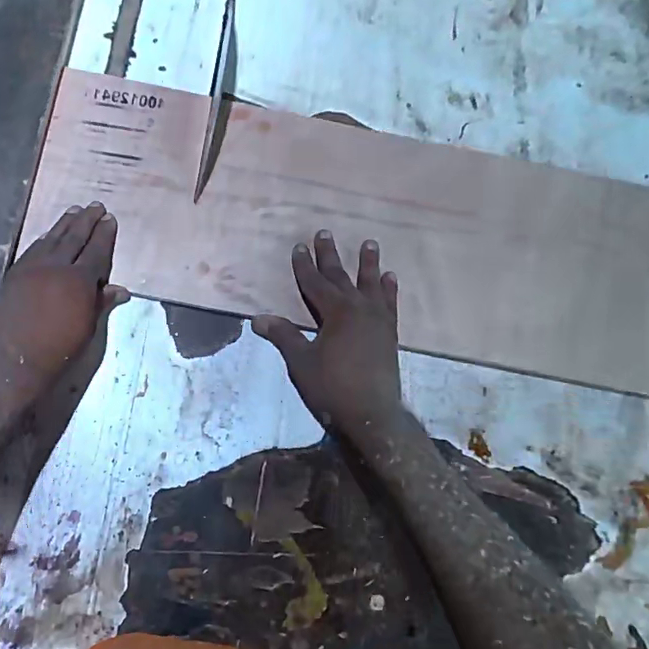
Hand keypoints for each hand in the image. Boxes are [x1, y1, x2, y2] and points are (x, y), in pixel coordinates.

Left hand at [0, 204, 128, 408]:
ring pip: (51, 239)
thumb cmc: (59, 350)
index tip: (109, 219)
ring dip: (64, 224)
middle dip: (86, 221)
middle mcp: (55, 268)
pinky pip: (32, 250)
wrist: (14, 361)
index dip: (104, 235)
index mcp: (79, 281)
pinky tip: (47, 236)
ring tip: (73, 211)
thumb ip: (101, 303)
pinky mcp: (13, 276)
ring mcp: (30, 269)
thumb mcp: (87, 329)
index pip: (95, 250)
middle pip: (73, 238)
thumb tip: (120, 289)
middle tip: (95, 206)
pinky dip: (43, 240)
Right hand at [254, 231, 404, 436]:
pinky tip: (390, 278)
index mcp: (336, 312)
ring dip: (368, 264)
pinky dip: (388, 290)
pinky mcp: (389, 333)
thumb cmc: (332, 388)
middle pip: (341, 277)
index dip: (304, 266)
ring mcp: (378, 320)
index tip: (299, 247)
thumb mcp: (301, 362)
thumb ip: (284, 336)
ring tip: (370, 244)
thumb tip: (258, 318)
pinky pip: (389, 304)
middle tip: (325, 233)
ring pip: (370, 285)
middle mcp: (359, 309)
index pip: (315, 283)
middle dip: (330, 256)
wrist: (372, 414)